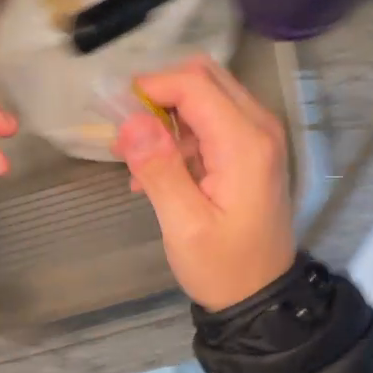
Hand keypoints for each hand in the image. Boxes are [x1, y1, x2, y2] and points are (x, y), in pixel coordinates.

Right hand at [114, 56, 295, 310]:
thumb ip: (159, 169)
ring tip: (135, 161)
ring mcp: (257, 138)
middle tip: (124, 132)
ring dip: (166, 116)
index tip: (113, 114)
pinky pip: (211, 122)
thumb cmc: (221, 265)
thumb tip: (130, 121)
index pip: (194, 85)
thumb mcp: (184, 225)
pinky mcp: (250, 152)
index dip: (150, 89)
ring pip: (207, 96)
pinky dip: (179, 134)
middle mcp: (258, 127)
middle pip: (204, 77)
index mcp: (244, 142)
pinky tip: (156, 173)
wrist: (260, 295)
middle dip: (159, 95)